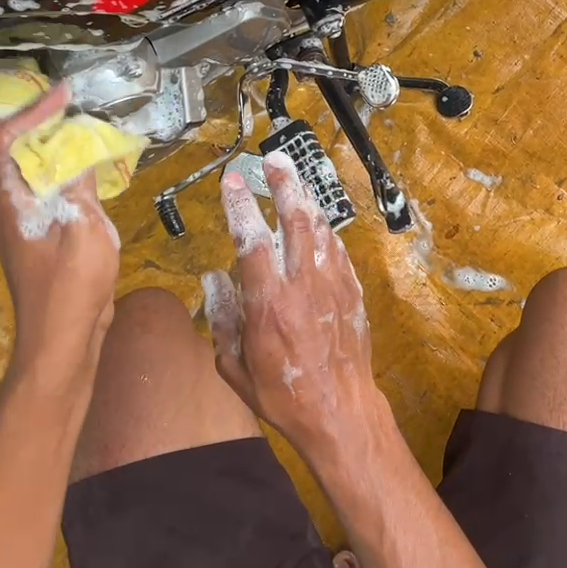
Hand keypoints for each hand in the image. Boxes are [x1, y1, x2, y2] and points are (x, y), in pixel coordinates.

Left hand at [0, 84, 121, 386]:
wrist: (62, 337)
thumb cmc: (71, 284)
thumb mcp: (83, 227)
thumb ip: (80, 183)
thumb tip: (80, 144)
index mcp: (11, 201)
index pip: (3, 139)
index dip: (29, 110)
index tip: (63, 93)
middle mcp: (8, 206)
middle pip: (5, 150)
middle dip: (31, 119)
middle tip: (66, 101)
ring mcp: (22, 222)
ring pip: (24, 168)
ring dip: (47, 141)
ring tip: (80, 126)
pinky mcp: (40, 234)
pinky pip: (43, 186)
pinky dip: (61, 166)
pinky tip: (88, 169)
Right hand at [204, 153, 383, 459]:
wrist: (340, 408)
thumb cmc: (281, 394)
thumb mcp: (234, 366)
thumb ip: (221, 317)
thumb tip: (214, 277)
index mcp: (269, 302)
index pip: (252, 240)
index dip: (241, 205)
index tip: (232, 180)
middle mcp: (303, 284)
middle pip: (295, 219)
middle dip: (285, 184)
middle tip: (275, 159)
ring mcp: (333, 283)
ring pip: (320, 228)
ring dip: (306, 199)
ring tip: (294, 179)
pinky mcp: (352, 289)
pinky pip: (336, 249)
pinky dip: (323, 230)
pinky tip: (315, 221)